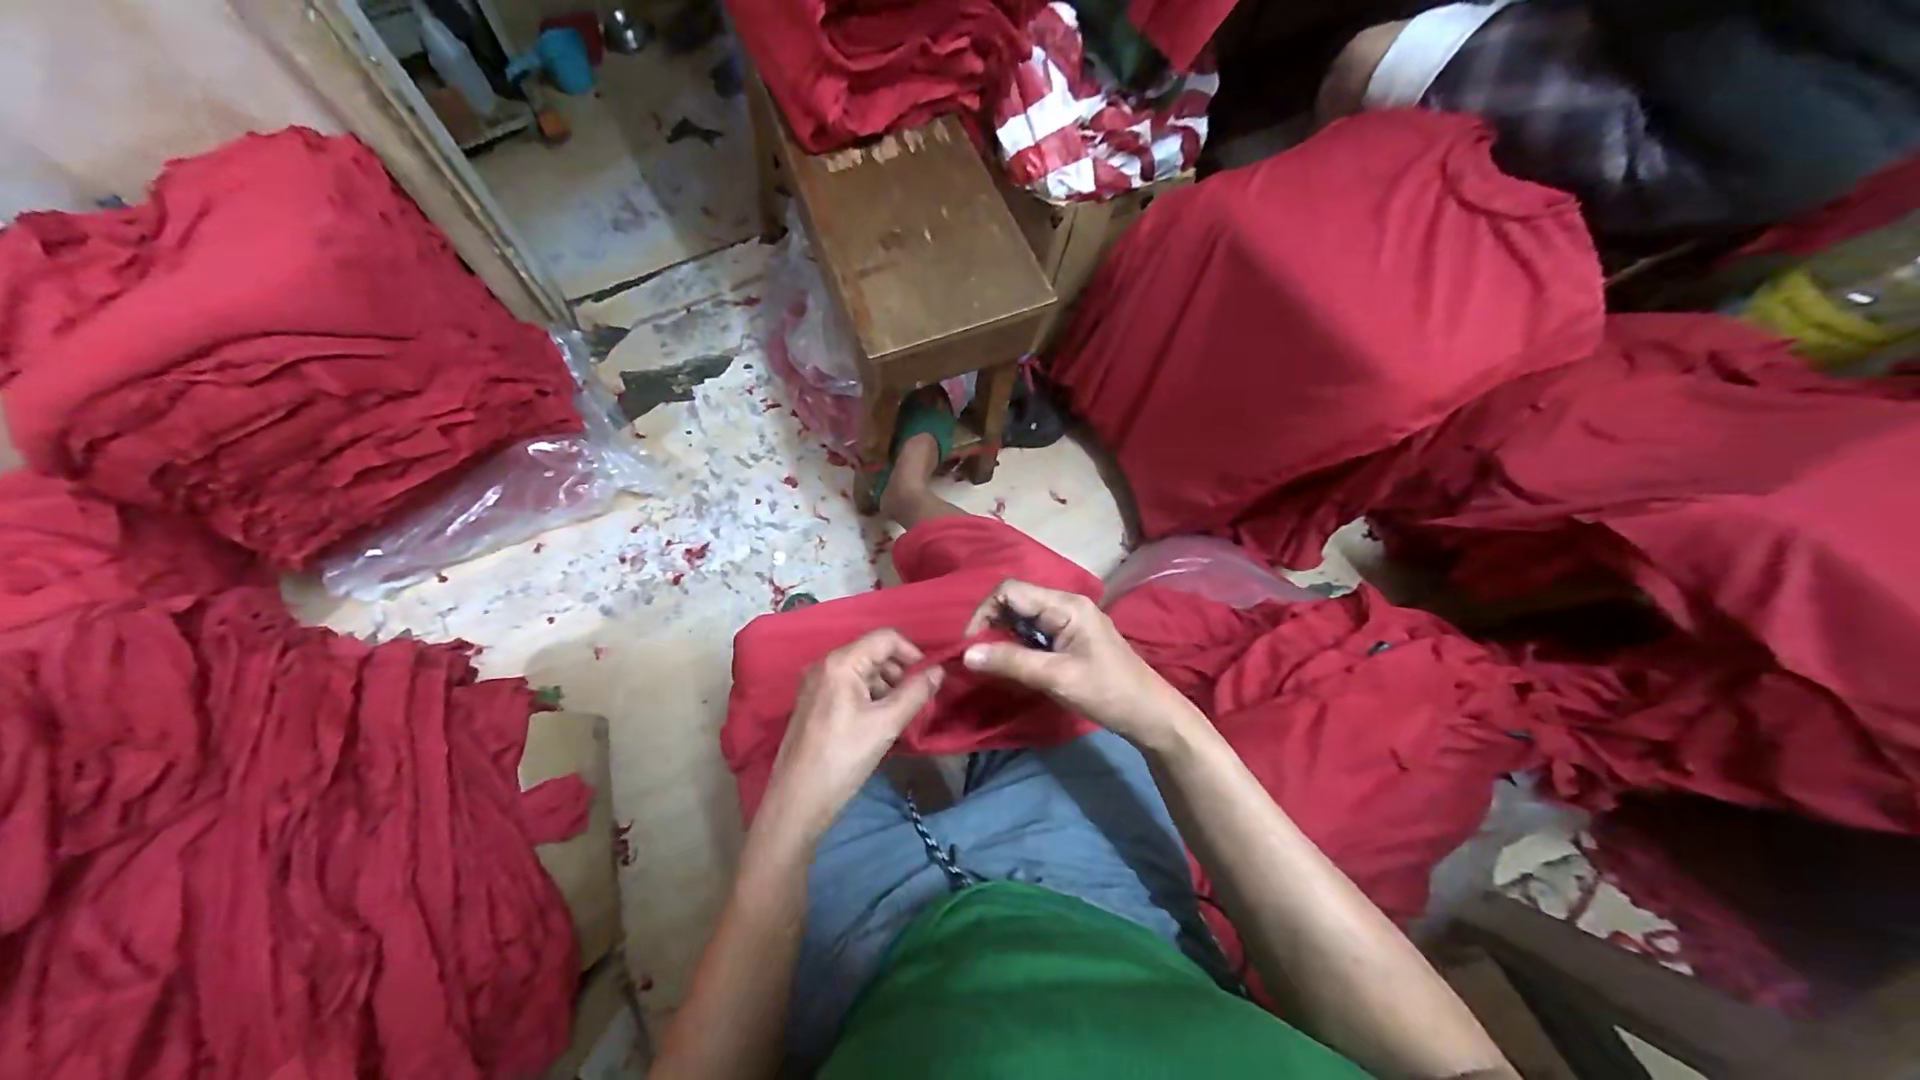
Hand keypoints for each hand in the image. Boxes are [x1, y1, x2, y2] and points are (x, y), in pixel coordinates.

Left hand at [761, 629, 943, 836]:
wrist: (797, 800)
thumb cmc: (843, 758)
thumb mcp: (886, 724)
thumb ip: (916, 693)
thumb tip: (939, 671)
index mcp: (841, 662)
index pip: (886, 637)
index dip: (913, 652)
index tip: (929, 678)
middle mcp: (825, 664)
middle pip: (873, 652)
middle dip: (900, 670)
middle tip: (916, 699)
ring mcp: (815, 683)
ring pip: (862, 670)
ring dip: (886, 684)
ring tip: (899, 713)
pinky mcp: (813, 701)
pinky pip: (848, 685)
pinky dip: (869, 694)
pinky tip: (878, 720)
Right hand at [960, 579, 1198, 750]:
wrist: (1149, 714)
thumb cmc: (1107, 693)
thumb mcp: (1056, 678)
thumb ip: (1011, 662)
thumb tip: (965, 653)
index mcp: (1066, 605)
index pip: (1010, 591)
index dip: (983, 613)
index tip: (970, 646)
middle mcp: (1066, 604)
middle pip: (1014, 601)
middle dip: (991, 625)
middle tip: (978, 658)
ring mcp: (1069, 620)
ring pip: (1022, 617)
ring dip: (1003, 637)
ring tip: (992, 665)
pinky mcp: (1070, 637)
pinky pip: (1034, 632)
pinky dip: (1017, 646)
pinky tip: (1013, 666)